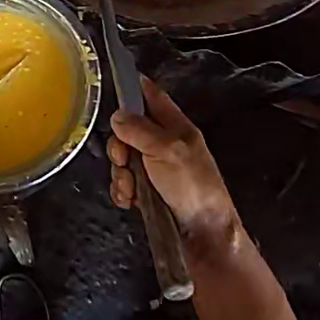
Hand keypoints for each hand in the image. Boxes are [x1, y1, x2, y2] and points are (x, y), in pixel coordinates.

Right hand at [108, 77, 237, 245]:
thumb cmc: (192, 186)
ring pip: (123, 160)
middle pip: (128, 131)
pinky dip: (123, 191)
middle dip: (119, 146)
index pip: (152, 97)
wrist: (204, 234)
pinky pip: (124, 183)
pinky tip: (131, 201)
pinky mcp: (148, 192)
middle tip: (123, 159)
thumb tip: (117, 115)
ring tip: (132, 188)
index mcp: (175, 127)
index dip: (135, 88)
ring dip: (121, 174)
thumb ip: (139, 130)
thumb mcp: (166, 150)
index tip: (115, 85)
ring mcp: (155, 169)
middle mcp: (164, 144)